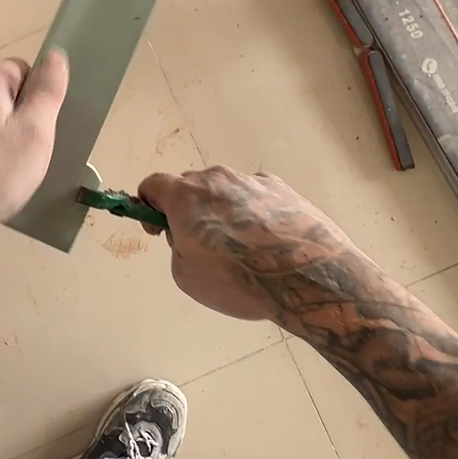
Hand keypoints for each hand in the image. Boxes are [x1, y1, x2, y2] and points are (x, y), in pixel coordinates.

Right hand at [138, 167, 359, 320]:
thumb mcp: (186, 276)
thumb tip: (187, 235)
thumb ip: (177, 246)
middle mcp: (217, 178)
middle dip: (187, 209)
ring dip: (222, 210)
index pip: (153, 185)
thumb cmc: (237, 280)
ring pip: (225, 190)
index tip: (158, 227)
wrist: (308, 277)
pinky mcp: (283, 189)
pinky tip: (268, 241)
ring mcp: (252, 180)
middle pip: (190, 186)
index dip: (149, 205)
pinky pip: (255, 196)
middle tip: (200, 244)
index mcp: (185, 196)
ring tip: (242, 247)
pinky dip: (253, 212)